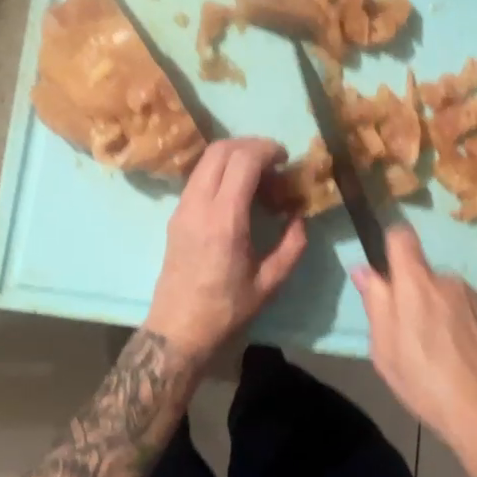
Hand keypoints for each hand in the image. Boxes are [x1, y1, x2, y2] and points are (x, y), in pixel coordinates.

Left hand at [144, 138, 307, 359]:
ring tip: (259, 180)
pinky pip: (199, 177)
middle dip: (250, 146)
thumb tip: (300, 216)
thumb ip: (292, 244)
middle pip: (220, 149)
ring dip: (234, 158)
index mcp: (225, 219)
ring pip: (206, 160)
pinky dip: (221, 172)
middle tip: (274, 163)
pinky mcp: (176, 216)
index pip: (243, 160)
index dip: (267, 150)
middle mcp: (198, 205)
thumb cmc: (226, 309)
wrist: (178, 330)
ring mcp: (182, 208)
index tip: (286, 159)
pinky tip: (239, 195)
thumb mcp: (271, 282)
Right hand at [351, 226, 476, 445]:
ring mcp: (472, 298)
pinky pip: (459, 309)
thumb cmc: (424, 381)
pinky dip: (452, 325)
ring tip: (429, 353)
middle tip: (402, 335)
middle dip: (408, 294)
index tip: (383, 274)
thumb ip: (375, 303)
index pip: (401, 237)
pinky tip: (452, 357)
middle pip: (420, 273)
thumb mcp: (385, 348)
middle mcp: (447, 281)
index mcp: (416, 284)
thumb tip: (364, 270)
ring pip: (440, 293)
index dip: (389, 246)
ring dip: (431, 311)